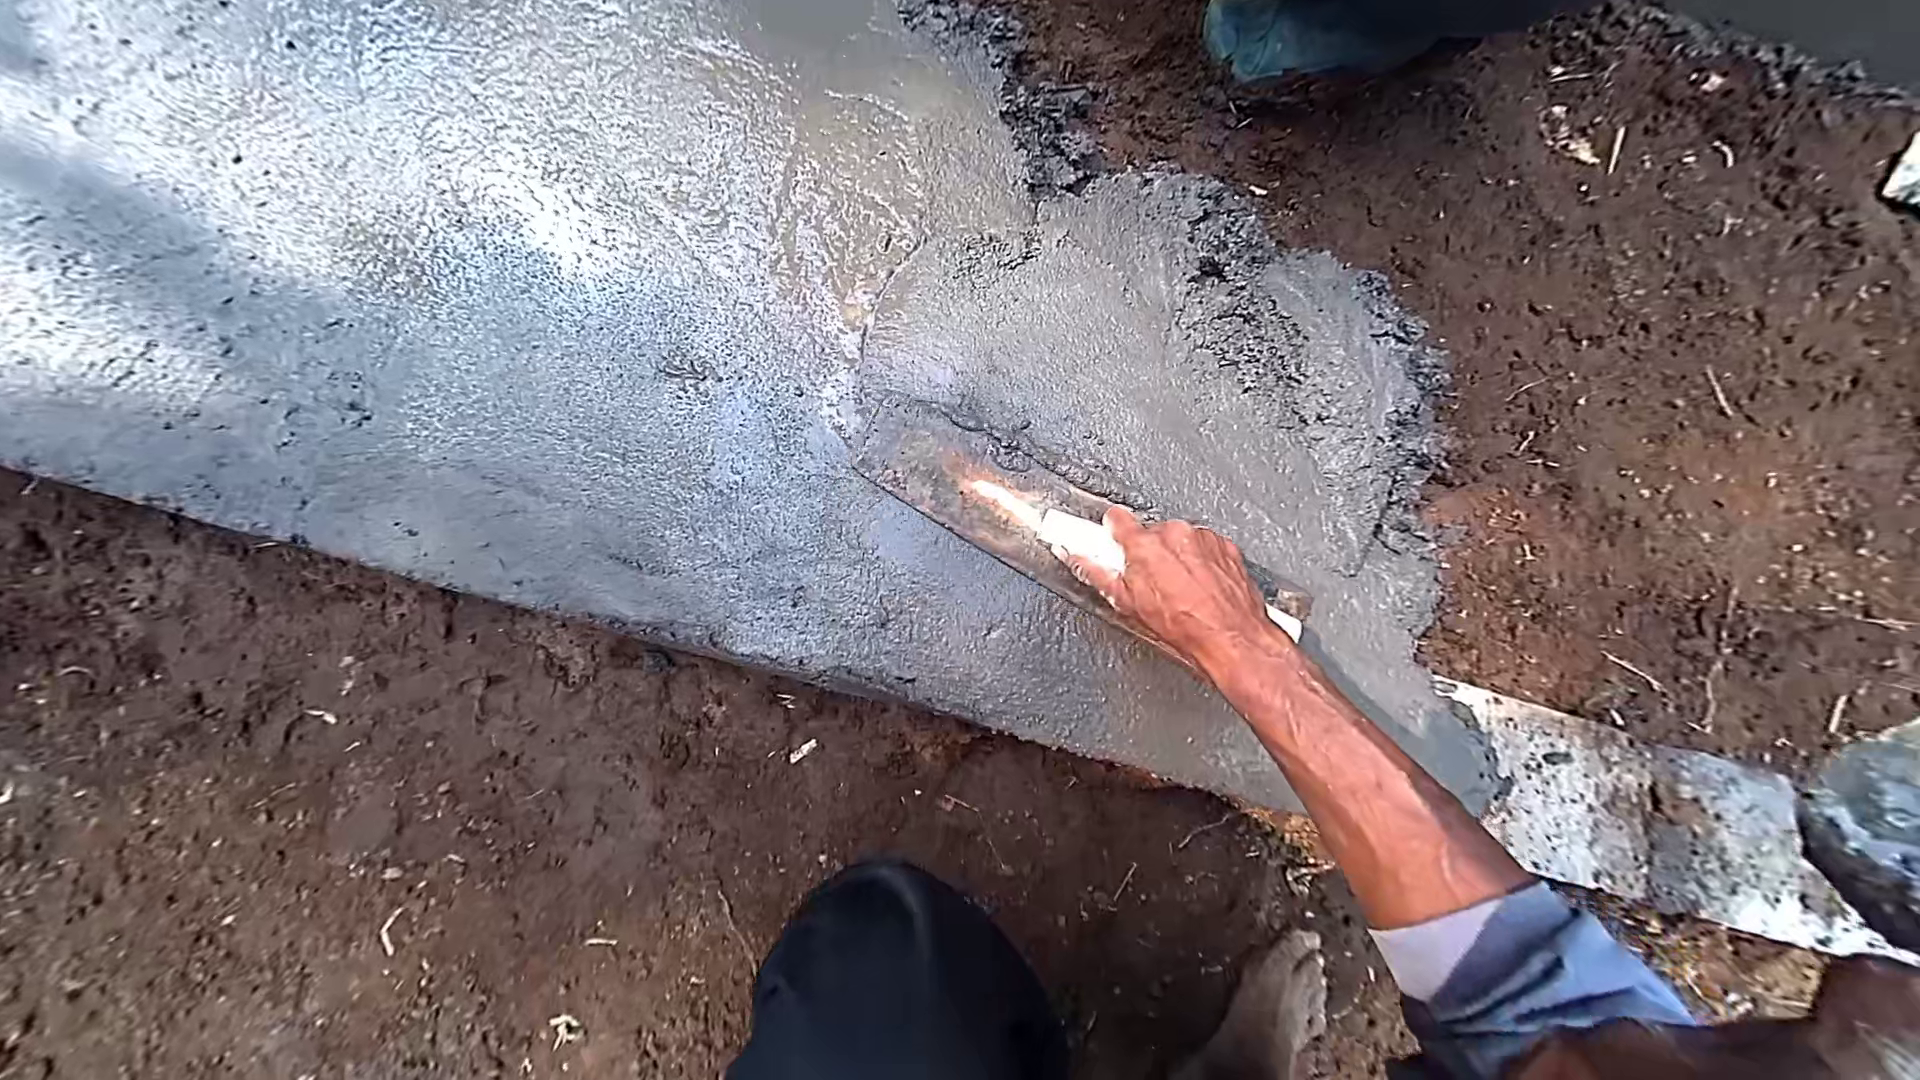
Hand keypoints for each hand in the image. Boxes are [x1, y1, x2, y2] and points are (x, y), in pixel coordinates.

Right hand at [1061, 507, 1288, 675]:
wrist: (1231, 637)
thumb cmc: (1184, 627)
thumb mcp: (1126, 604)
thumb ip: (1095, 573)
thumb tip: (1077, 559)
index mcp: (1144, 545)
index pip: (1116, 518)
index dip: (1111, 530)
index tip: (1111, 538)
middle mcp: (1174, 534)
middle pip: (1149, 532)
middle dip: (1147, 552)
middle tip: (1149, 581)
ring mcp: (1202, 538)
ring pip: (1177, 539)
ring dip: (1174, 557)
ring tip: (1178, 588)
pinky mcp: (1224, 545)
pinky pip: (1203, 546)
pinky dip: (1199, 561)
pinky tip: (1198, 586)